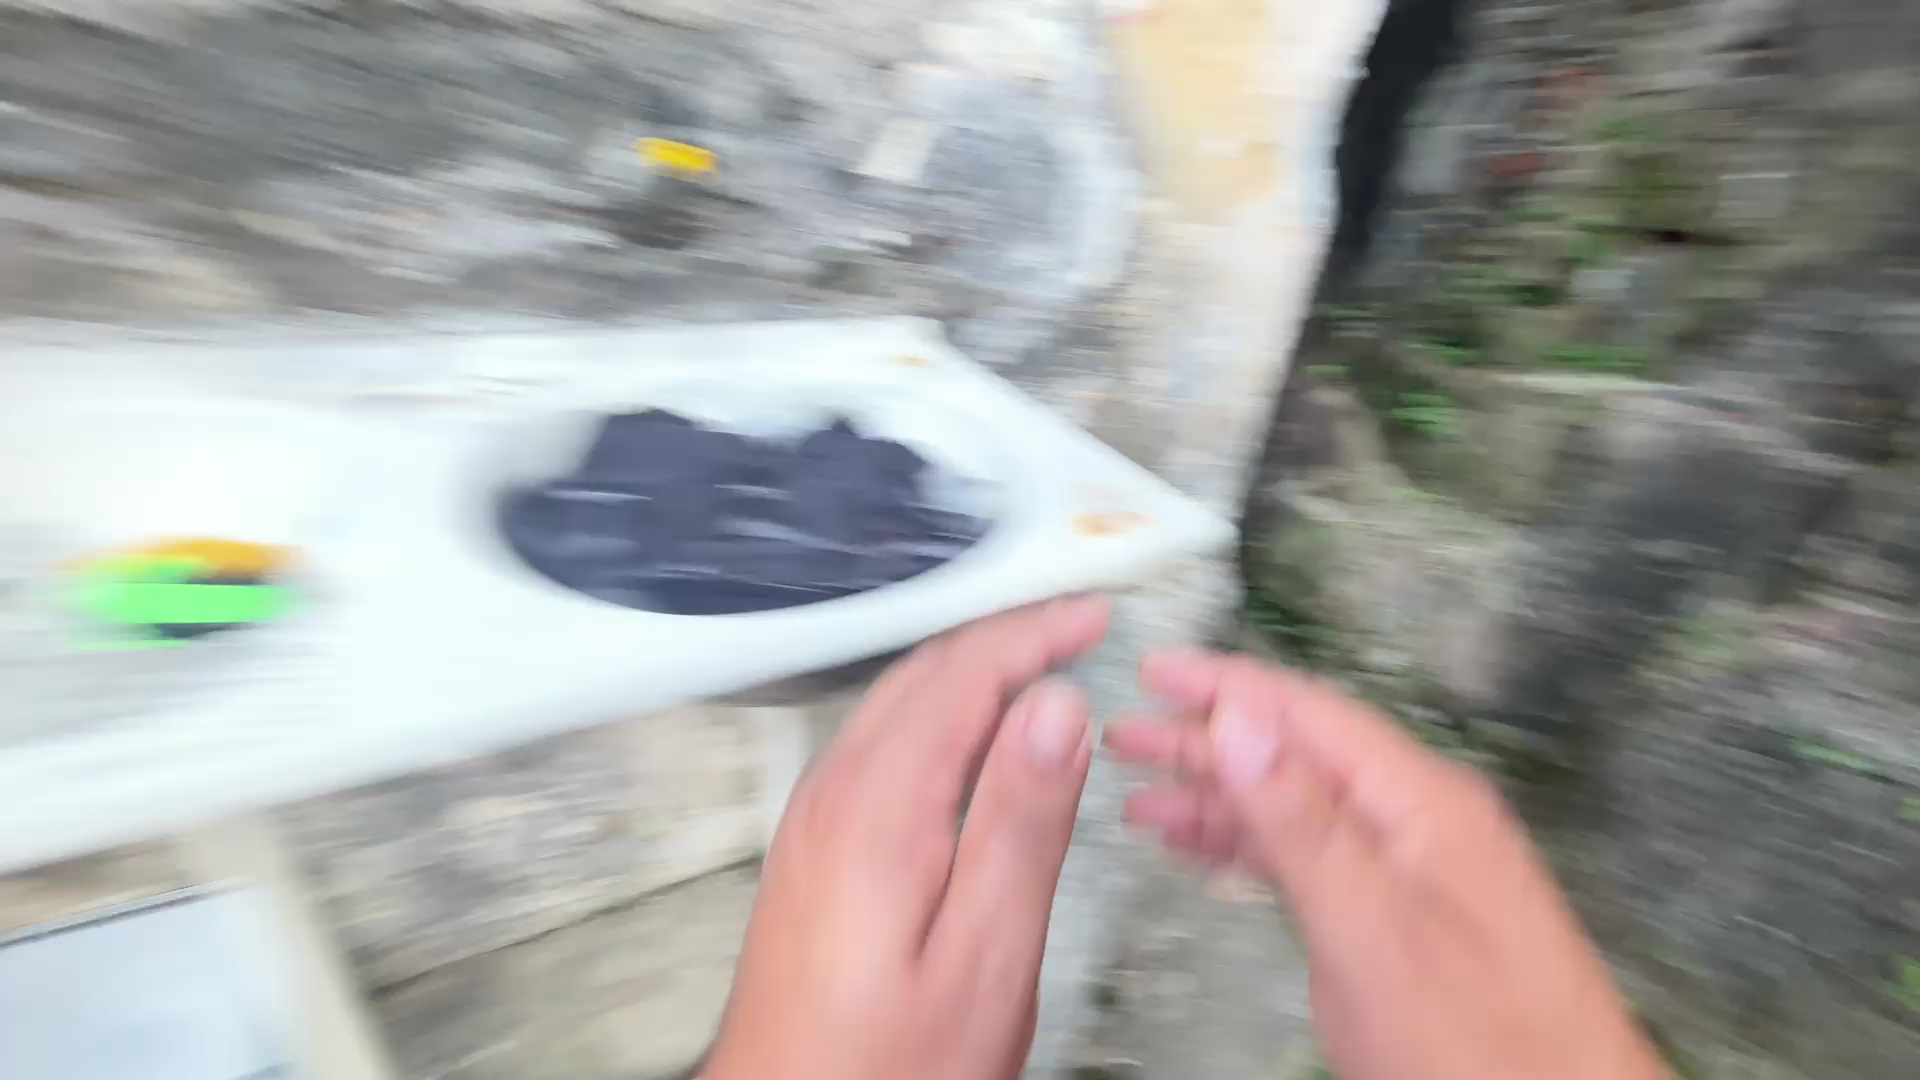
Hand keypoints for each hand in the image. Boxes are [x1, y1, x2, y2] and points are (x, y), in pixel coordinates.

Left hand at [704, 597, 1109, 1079]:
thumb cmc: (883, 1063)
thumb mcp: (983, 953)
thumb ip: (1022, 819)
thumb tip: (1056, 712)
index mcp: (880, 800)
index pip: (968, 672)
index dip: (1035, 632)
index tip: (1087, 617)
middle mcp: (838, 786)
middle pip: (931, 668)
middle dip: (1009, 634)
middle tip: (1071, 625)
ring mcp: (821, 806)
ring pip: (907, 693)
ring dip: (977, 663)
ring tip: (1037, 658)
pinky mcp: (822, 830)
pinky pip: (890, 731)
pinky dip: (945, 703)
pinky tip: (974, 724)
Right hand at [1108, 650, 1671, 1079]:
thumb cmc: (1474, 1049)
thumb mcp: (1374, 933)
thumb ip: (1301, 821)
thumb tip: (1236, 719)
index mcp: (1414, 797)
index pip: (1301, 712)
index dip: (1223, 685)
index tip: (1153, 670)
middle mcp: (1404, 813)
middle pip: (1286, 753)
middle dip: (1200, 740)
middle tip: (1121, 737)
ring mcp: (1395, 860)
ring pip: (1284, 803)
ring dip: (1210, 795)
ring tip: (1135, 795)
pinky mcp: (1383, 903)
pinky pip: (1298, 851)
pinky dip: (1239, 841)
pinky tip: (1189, 842)